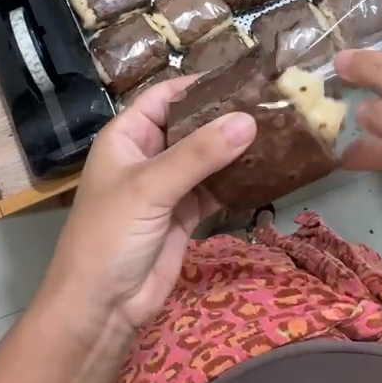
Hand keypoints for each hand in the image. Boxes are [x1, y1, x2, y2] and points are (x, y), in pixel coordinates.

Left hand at [39, 77, 255, 333]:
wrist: (100, 306)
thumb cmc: (110, 235)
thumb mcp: (150, 187)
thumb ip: (199, 154)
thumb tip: (248, 120)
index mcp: (126, 136)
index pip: (164, 97)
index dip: (198, 85)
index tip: (243, 76)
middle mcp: (147, 155)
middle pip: (190, 126)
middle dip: (224, 116)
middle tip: (273, 103)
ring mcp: (167, 187)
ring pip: (206, 158)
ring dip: (235, 149)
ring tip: (280, 131)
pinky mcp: (184, 216)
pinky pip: (214, 189)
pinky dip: (237, 182)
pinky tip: (267, 171)